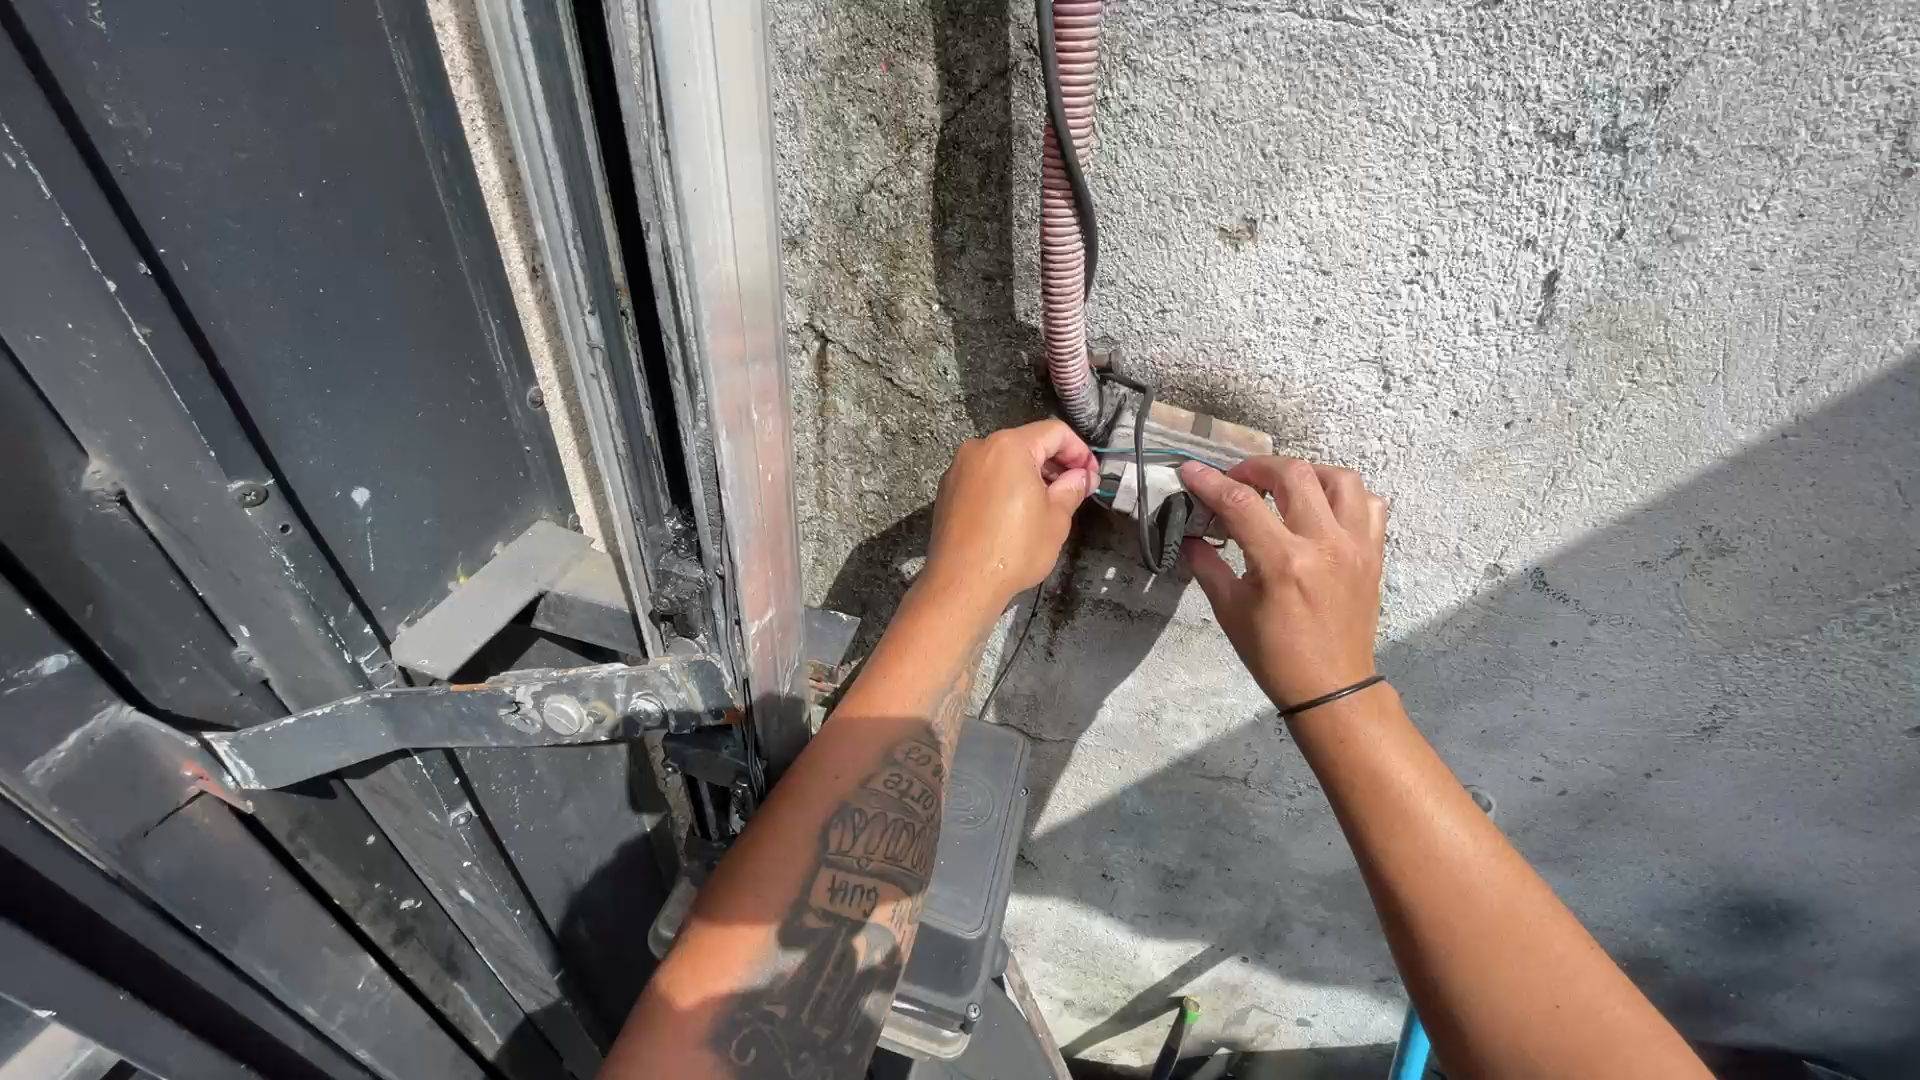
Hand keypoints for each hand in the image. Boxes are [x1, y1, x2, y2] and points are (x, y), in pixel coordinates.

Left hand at [923, 419, 1096, 609]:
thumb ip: (1072, 488)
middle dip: (1055, 463)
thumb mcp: (1056, 518)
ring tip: (1047, 503)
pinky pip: (984, 476)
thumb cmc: (1013, 550)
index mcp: (1010, 447)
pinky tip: (1016, 512)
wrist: (962, 583)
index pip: (1055, 432)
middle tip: (1074, 489)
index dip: (1080, 451)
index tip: (1090, 474)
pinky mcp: (948, 489)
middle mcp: (980, 449)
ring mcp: (959, 468)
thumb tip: (1081, 477)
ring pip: (1004, 460)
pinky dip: (1004, 485)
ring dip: (1030, 474)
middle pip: (1027, 443)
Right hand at [1178, 457, 1388, 707]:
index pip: (1241, 503)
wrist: (1331, 686)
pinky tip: (1322, 506)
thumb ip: (1207, 565)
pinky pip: (1369, 504)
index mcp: (1283, 562)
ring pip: (1340, 479)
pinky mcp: (1373, 553)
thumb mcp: (1230, 609)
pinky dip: (1344, 494)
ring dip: (1306, 472)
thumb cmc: (1273, 653)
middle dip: (1257, 468)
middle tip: (1237, 479)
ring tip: (1284, 486)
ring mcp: (1356, 546)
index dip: (1210, 481)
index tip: (1190, 469)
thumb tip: (1190, 536)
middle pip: (1293, 475)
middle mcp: (1324, 545)